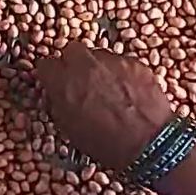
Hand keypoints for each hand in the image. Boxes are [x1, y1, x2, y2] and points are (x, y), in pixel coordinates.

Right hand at [34, 44, 172, 172]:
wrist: (149, 144)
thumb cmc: (107, 144)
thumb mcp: (70, 129)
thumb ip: (59, 103)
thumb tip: (57, 93)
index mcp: (64, 84)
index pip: (46, 64)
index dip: (51, 73)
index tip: (55, 80)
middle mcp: (85, 66)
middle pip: (71, 50)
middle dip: (73, 62)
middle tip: (80, 78)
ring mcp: (112, 61)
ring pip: (98, 54)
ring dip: (97, 66)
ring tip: (106, 86)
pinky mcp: (134, 63)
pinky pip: (121, 61)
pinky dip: (120, 72)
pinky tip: (126, 90)